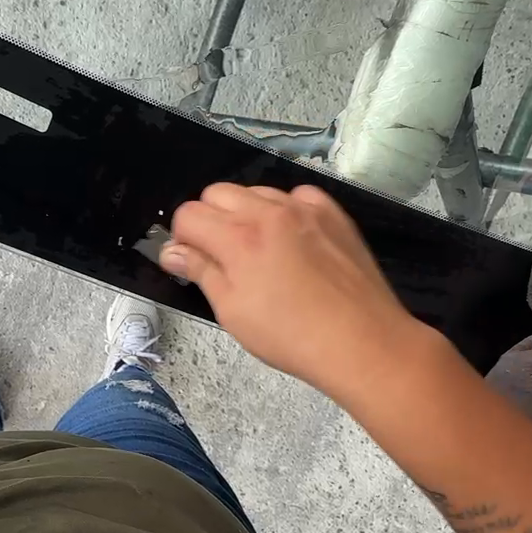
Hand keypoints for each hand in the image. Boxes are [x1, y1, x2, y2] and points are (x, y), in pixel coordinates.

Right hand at [159, 182, 437, 402]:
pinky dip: (284, 211)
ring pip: (255, 191)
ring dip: (244, 213)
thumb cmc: (289, 335)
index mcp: (237, 238)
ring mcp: (304, 209)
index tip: (190, 260)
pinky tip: (289, 240)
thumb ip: (200, 271)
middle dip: (208, 219)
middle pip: (217, 193)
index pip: (188, 214)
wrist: (361, 341)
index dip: (181, 238)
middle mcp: (269, 212)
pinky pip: (296, 196)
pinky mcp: (333, 214)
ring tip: (256, 251)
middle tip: (218, 256)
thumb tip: (170, 251)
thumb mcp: (231, 310)